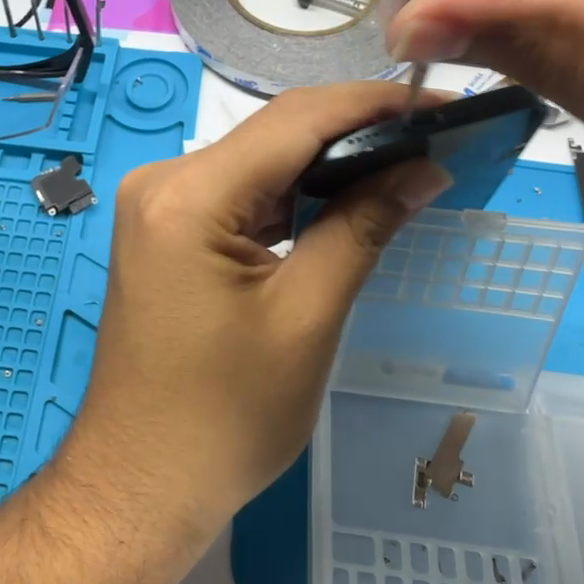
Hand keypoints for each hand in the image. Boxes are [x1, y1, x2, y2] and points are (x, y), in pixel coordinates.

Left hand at [58, 83, 450, 538]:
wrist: (142, 481)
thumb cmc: (224, 417)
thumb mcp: (307, 320)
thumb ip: (363, 228)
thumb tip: (422, 169)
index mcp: (188, 196)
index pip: (294, 120)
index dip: (372, 104)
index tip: (440, 101)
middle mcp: (163, 181)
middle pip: (274, 135)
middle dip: (356, 131)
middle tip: (435, 134)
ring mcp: (159, 203)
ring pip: (259, 161)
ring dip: (328, 162)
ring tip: (406, 160)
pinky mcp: (167, 228)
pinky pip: (240, 192)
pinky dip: (294, 193)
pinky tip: (346, 195)